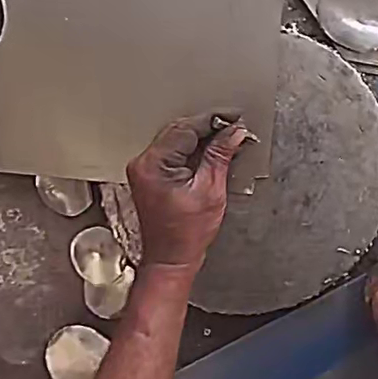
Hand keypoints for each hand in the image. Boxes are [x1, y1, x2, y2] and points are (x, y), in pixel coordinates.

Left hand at [126, 112, 254, 269]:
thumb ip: (220, 156)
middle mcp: (143, 163)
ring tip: (226, 142)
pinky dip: (192, 151)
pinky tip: (210, 154)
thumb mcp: (210, 191)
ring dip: (201, 139)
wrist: (171, 258)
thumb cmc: (186, 234)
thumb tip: (233, 133)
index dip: (212, 122)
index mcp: (154, 164)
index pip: (185, 129)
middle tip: (234, 130)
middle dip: (208, 129)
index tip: (233, 119)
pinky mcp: (150, 175)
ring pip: (176, 140)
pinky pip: (172, 153)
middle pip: (179, 131)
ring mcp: (144, 169)